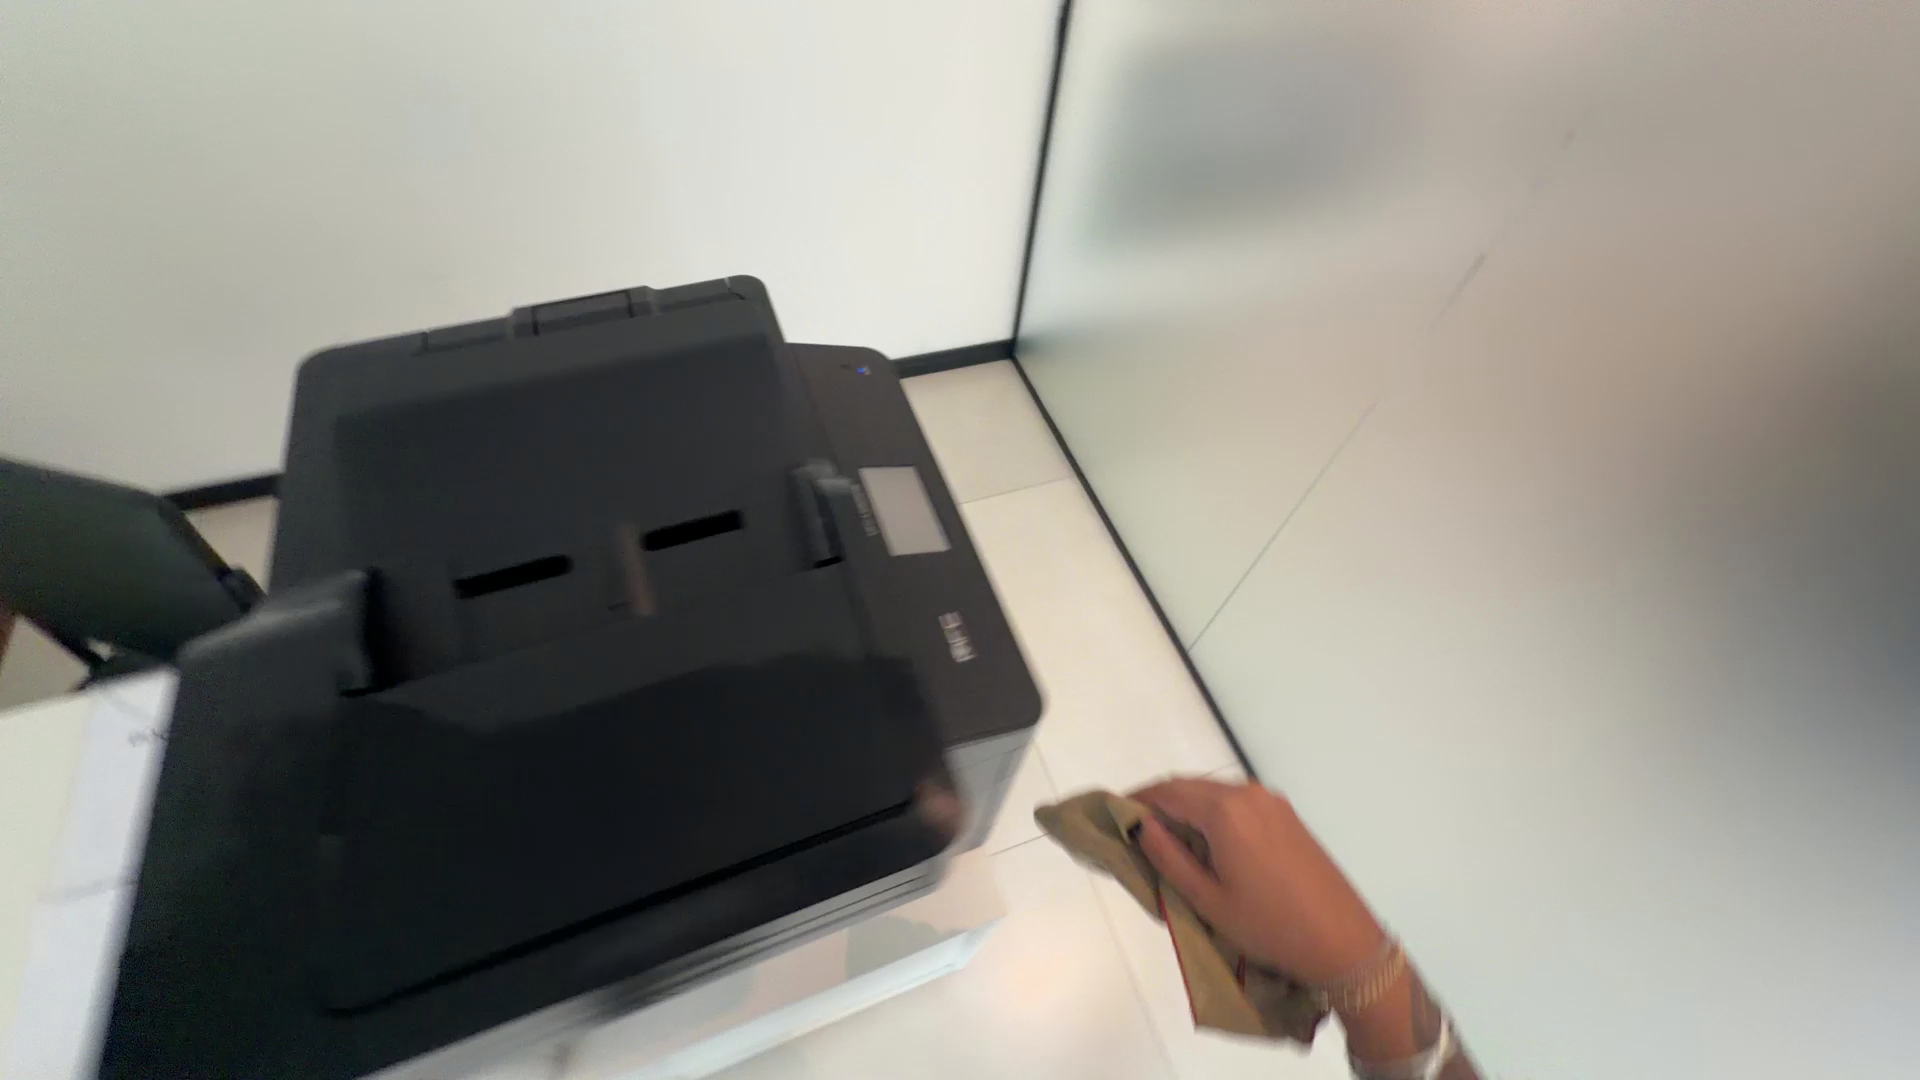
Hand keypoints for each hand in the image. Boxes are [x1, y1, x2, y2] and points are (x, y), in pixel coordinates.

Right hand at [1129, 777, 1384, 986]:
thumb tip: (1140, 825)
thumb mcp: (1208, 900)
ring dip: (1186, 805)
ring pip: (1212, 791)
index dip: (1137, 800)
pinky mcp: (1285, 813)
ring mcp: (1269, 800)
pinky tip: (1207, 838)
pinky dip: (1212, 810)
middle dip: (1159, 801)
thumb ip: (1168, 857)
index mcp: (1224, 811)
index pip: (1167, 792)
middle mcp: (1246, 793)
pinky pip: (1235, 800)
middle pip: (1188, 785)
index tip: (1115, 814)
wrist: (1346, 944)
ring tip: (1168, 837)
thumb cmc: (1270, 926)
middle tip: (1136, 827)